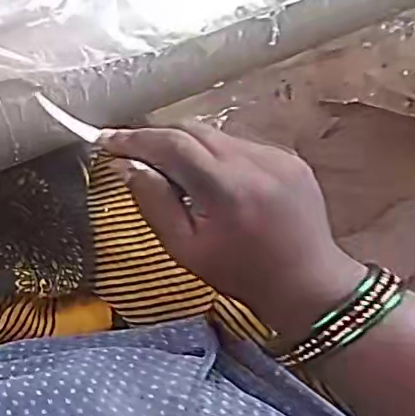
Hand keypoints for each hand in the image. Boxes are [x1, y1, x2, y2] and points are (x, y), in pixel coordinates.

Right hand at [97, 124, 365, 340]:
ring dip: (179, 143)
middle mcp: (256, 162)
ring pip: (212, 134)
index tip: (105, 140)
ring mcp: (277, 157)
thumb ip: (152, 201)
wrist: (310, 284)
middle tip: (124, 149)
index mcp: (228, 188)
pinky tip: (200, 174)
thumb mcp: (181, 246)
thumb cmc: (237, 271)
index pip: (171, 144)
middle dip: (153, 136)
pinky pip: (234, 143)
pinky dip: (207, 151)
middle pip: (190, 130)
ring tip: (159, 163)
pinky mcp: (288, 158)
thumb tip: (126, 166)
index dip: (133, 138)